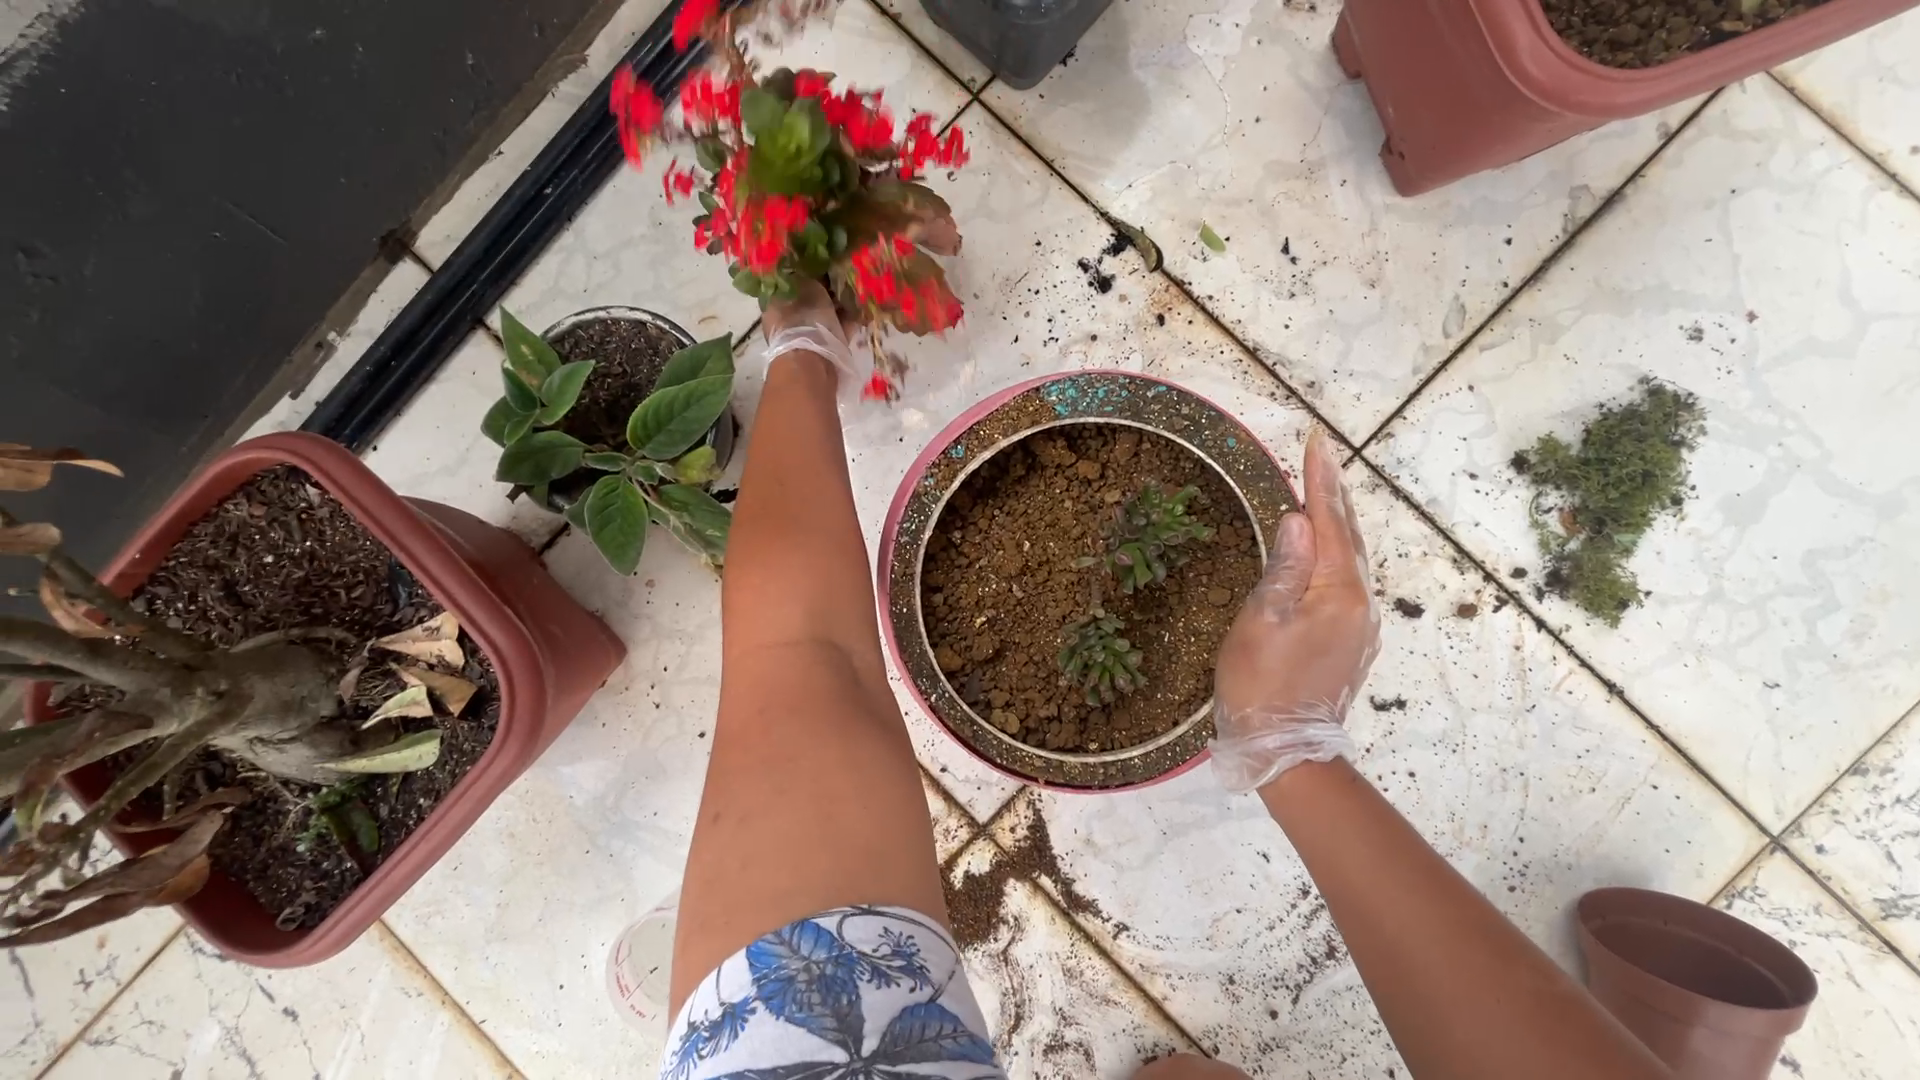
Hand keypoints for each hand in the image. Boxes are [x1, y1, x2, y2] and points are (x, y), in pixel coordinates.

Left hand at [760, 280, 859, 388]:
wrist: (813, 364)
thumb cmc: (805, 321)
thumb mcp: (808, 288)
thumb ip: (811, 278)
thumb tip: (814, 272)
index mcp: (775, 303)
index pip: (790, 283)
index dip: (807, 273)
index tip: (824, 266)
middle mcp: (786, 320)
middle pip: (808, 300)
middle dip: (827, 291)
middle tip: (844, 279)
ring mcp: (804, 337)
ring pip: (824, 316)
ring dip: (839, 306)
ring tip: (857, 294)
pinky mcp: (822, 350)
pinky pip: (836, 330)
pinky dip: (847, 322)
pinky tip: (862, 312)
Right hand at [1209, 428, 1380, 792]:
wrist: (1286, 749)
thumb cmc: (1261, 684)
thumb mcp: (1260, 622)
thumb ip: (1283, 568)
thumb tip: (1298, 519)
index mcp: (1338, 593)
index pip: (1327, 522)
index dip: (1319, 480)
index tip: (1316, 440)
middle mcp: (1360, 603)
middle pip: (1347, 536)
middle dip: (1332, 492)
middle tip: (1320, 453)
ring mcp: (1361, 624)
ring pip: (1348, 559)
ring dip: (1334, 521)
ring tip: (1319, 490)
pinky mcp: (1353, 640)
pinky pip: (1345, 581)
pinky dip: (1333, 552)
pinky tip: (1321, 548)